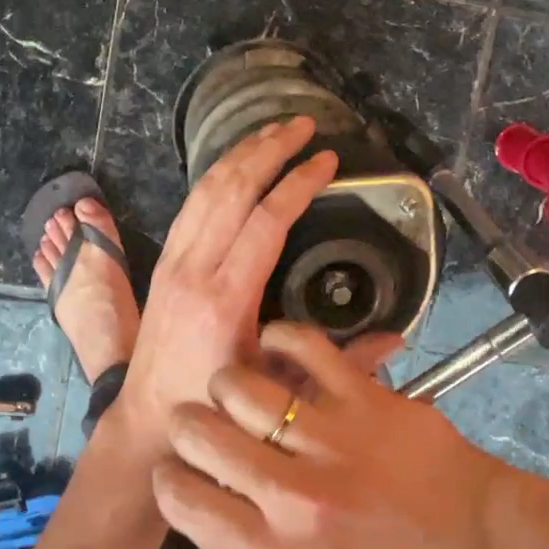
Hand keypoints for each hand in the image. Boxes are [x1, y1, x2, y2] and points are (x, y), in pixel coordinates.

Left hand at [107, 116, 336, 447]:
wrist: (149, 424)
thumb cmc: (220, 410)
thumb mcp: (282, 389)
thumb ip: (340, 362)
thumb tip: (398, 338)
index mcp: (227, 299)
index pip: (265, 221)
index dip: (297, 183)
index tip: (327, 160)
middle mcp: (195, 271)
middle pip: (231, 190)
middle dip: (269, 150)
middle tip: (303, 124)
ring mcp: (173, 263)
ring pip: (205, 190)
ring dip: (240, 153)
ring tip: (273, 130)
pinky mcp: (163, 264)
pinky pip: (190, 204)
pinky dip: (215, 175)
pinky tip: (236, 163)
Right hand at [152, 321, 505, 548]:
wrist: (470, 531)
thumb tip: (193, 510)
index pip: (181, 500)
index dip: (169, 474)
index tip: (179, 462)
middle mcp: (295, 500)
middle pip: (200, 434)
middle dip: (190, 420)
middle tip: (206, 417)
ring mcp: (330, 442)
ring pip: (239, 385)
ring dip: (230, 379)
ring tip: (241, 385)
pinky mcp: (361, 397)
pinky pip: (298, 345)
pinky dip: (278, 337)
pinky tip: (277, 349)